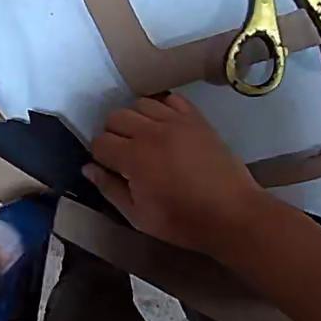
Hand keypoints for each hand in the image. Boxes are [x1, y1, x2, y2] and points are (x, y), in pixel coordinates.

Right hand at [84, 94, 275, 256]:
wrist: (232, 214)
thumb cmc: (182, 221)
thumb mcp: (138, 216)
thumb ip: (110, 189)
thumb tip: (89, 169)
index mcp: (134, 157)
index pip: (100, 142)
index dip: (100, 157)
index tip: (110, 170)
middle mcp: (151, 132)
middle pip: (116, 116)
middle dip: (112, 135)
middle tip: (124, 155)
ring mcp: (176, 121)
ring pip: (140, 104)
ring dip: (135, 120)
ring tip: (144, 139)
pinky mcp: (197, 119)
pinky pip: (170, 99)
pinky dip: (161, 108)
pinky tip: (164, 127)